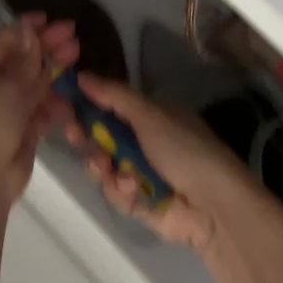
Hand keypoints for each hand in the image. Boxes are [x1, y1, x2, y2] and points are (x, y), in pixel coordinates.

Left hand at [0, 14, 78, 208]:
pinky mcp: (24, 128)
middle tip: (73, 35)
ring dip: (54, 70)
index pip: (3, 42)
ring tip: (77, 55)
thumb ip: (23, 62)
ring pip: (34, 83)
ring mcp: (7, 108)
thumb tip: (29, 29)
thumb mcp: (6, 90)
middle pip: (21, 60)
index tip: (50, 19)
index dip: (26, 29)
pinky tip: (72, 96)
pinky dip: (55, 102)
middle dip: (45, 47)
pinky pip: (42, 108)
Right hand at [67, 75, 257, 253]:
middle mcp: (146, 144)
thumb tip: (80, 74)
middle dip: (87, 138)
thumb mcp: (150, 115)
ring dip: (102, 166)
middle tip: (75, 135)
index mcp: (152, 118)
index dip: (87, 106)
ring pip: (104, 166)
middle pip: (102, 138)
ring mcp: (142, 175)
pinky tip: (132, 190)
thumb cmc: (185, 151)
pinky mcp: (140, 203)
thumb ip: (113, 95)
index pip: (111, 107)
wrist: (216, 208)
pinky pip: (115, 193)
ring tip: (109, 169)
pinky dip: (120, 191)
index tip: (66, 106)